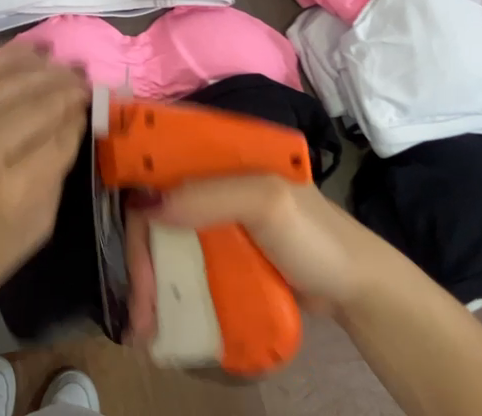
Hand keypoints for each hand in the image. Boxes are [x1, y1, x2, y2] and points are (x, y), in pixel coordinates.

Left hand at [0, 45, 89, 323]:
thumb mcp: (31, 234)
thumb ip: (55, 179)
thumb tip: (71, 128)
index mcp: (12, 190)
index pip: (60, 138)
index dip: (80, 118)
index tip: (93, 106)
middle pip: (38, 102)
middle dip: (68, 88)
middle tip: (87, 79)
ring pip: (11, 80)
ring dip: (44, 68)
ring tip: (67, 64)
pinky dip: (7, 57)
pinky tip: (31, 51)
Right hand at [149, 174, 409, 315]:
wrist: (358, 293)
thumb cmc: (317, 237)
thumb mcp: (266, 202)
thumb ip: (208, 195)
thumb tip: (142, 206)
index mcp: (217, 155)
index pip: (156, 160)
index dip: (132, 192)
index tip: (123, 237)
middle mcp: (207, 182)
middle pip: (153, 209)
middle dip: (138, 256)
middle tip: (138, 306)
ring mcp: (211, 221)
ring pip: (161, 241)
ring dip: (146, 281)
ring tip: (143, 326)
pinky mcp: (218, 255)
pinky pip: (179, 266)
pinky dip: (163, 291)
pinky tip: (157, 319)